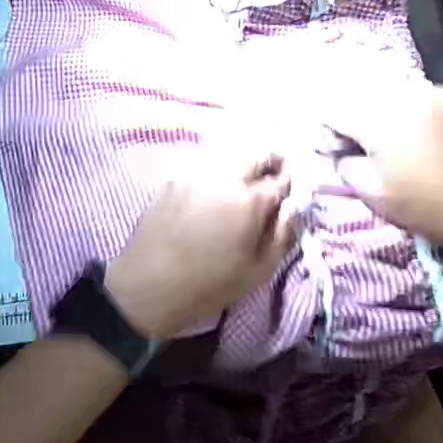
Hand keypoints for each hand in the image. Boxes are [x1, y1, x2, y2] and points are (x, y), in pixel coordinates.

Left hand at [105, 154, 300, 339]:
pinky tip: (212, 196)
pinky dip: (217, 176)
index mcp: (251, 200)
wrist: (148, 287)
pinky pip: (204, 169)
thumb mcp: (259, 270)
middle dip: (271, 163)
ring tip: (243, 189)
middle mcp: (225, 177)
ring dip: (243, 167)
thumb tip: (294, 206)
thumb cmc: (210, 285)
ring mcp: (195, 175)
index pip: (282, 180)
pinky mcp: (172, 182)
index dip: (291, 186)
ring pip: (229, 158)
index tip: (291, 196)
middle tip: (273, 179)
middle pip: (257, 154)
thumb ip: (284, 234)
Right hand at [327, 87, 442, 278]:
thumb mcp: (376, 196)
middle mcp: (412, 94)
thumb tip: (341, 150)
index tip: (343, 153)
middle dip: (365, 121)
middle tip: (378, 154)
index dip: (333, 131)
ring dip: (398, 117)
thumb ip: (346, 165)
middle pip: (370, 97)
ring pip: (405, 97)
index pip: (336, 108)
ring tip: (416, 150)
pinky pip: (438, 101)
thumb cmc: (432, 210)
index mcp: (382, 118)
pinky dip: (431, 118)